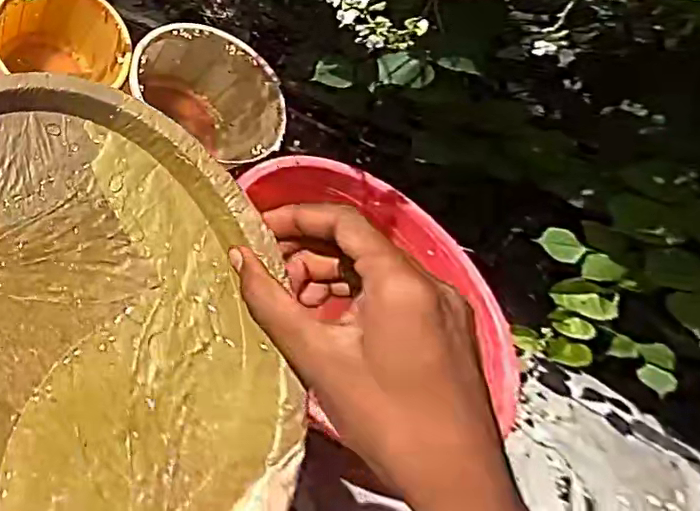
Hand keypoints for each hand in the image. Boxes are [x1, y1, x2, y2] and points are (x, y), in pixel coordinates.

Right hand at [231, 203, 522, 510]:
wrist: (460, 492)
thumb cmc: (387, 421)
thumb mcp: (314, 354)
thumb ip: (268, 298)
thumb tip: (238, 256)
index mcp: (402, 283)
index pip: (342, 220)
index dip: (294, 216)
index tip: (259, 229)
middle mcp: (431, 285)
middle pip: (354, 242)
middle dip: (304, 251)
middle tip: (269, 273)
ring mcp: (444, 308)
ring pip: (369, 267)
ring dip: (324, 274)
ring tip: (292, 303)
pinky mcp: (447, 331)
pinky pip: (388, 291)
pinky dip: (349, 294)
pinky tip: (323, 320)